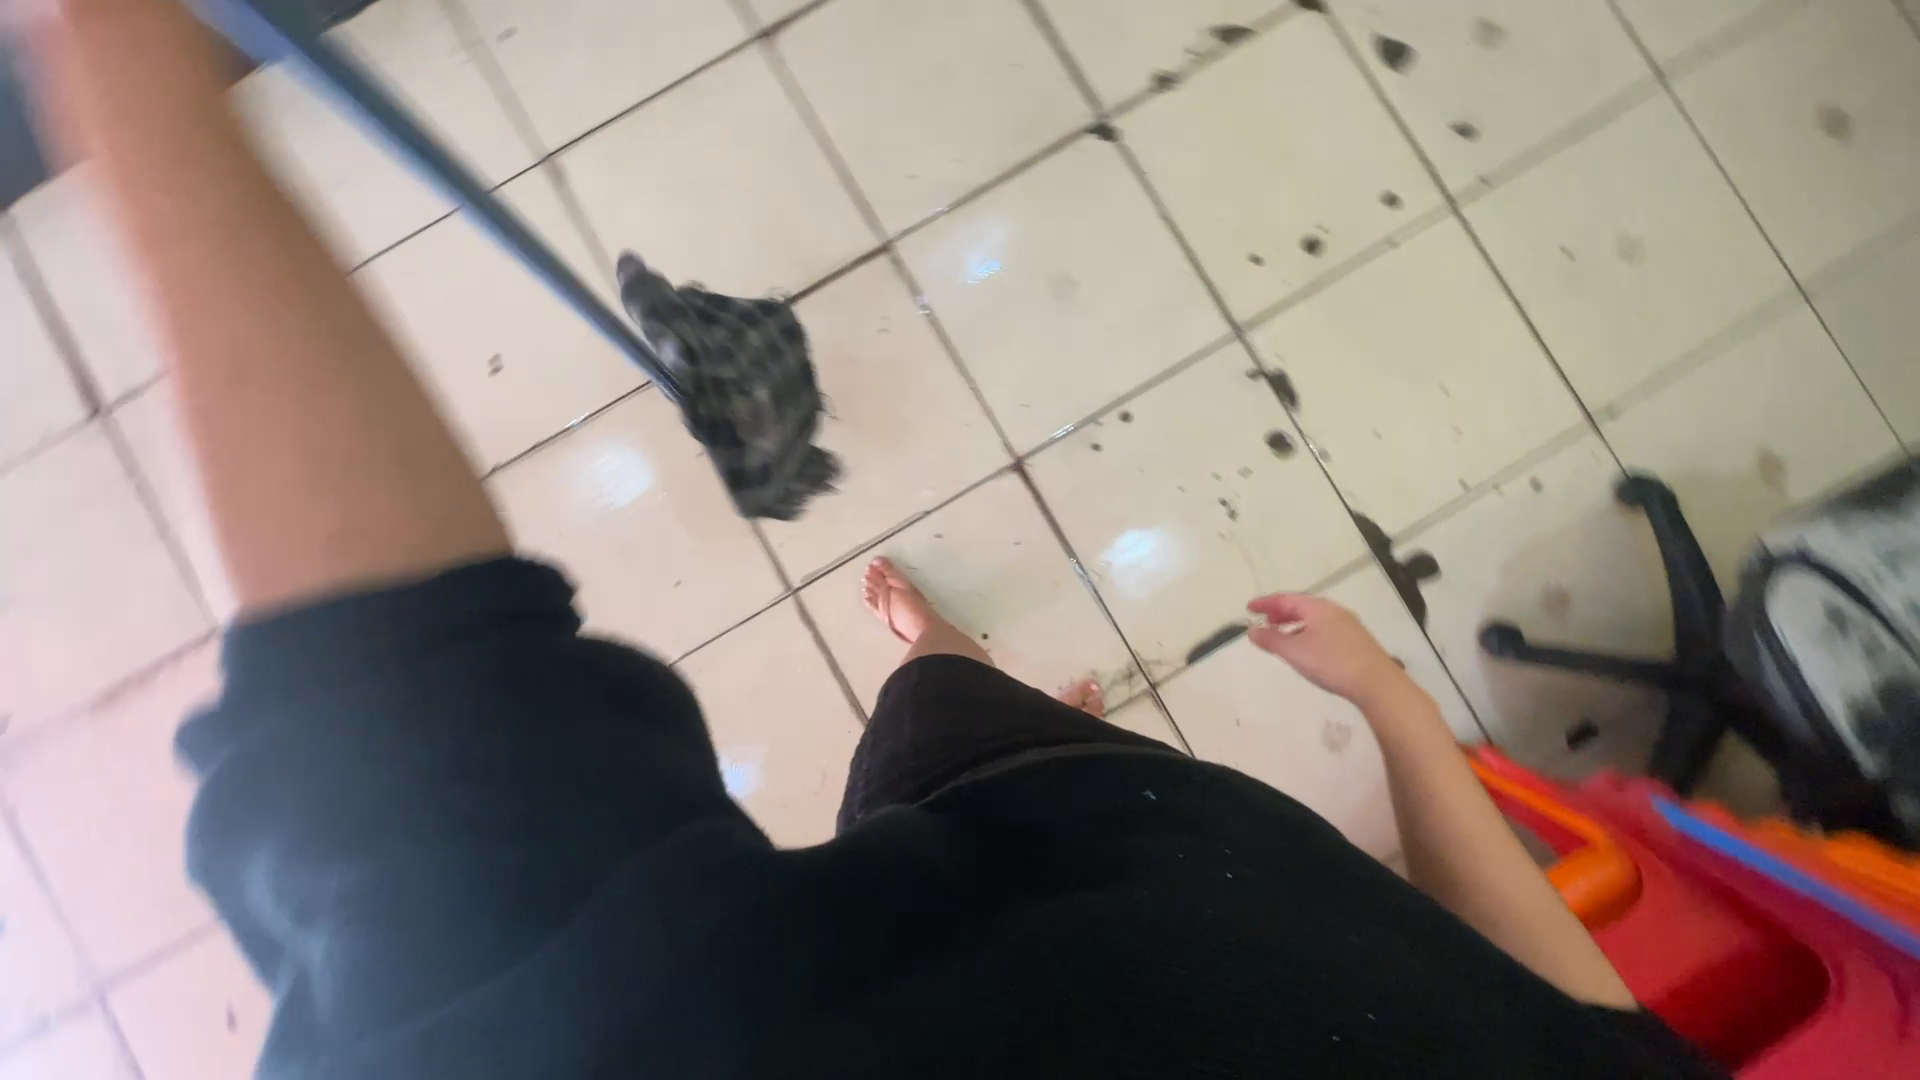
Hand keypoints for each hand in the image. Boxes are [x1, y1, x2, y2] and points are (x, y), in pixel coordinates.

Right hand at [1246, 593, 1414, 706]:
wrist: (1376, 683)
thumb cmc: (1331, 662)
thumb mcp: (1294, 652)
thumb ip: (1271, 640)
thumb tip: (1252, 631)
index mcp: (1317, 608)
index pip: (1285, 599)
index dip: (1265, 603)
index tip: (1249, 609)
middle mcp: (1333, 611)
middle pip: (1300, 606)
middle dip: (1280, 612)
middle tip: (1264, 621)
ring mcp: (1347, 624)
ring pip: (1313, 618)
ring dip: (1293, 623)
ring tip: (1281, 636)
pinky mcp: (1355, 639)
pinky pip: (1323, 628)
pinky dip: (1307, 631)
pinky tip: (1305, 647)